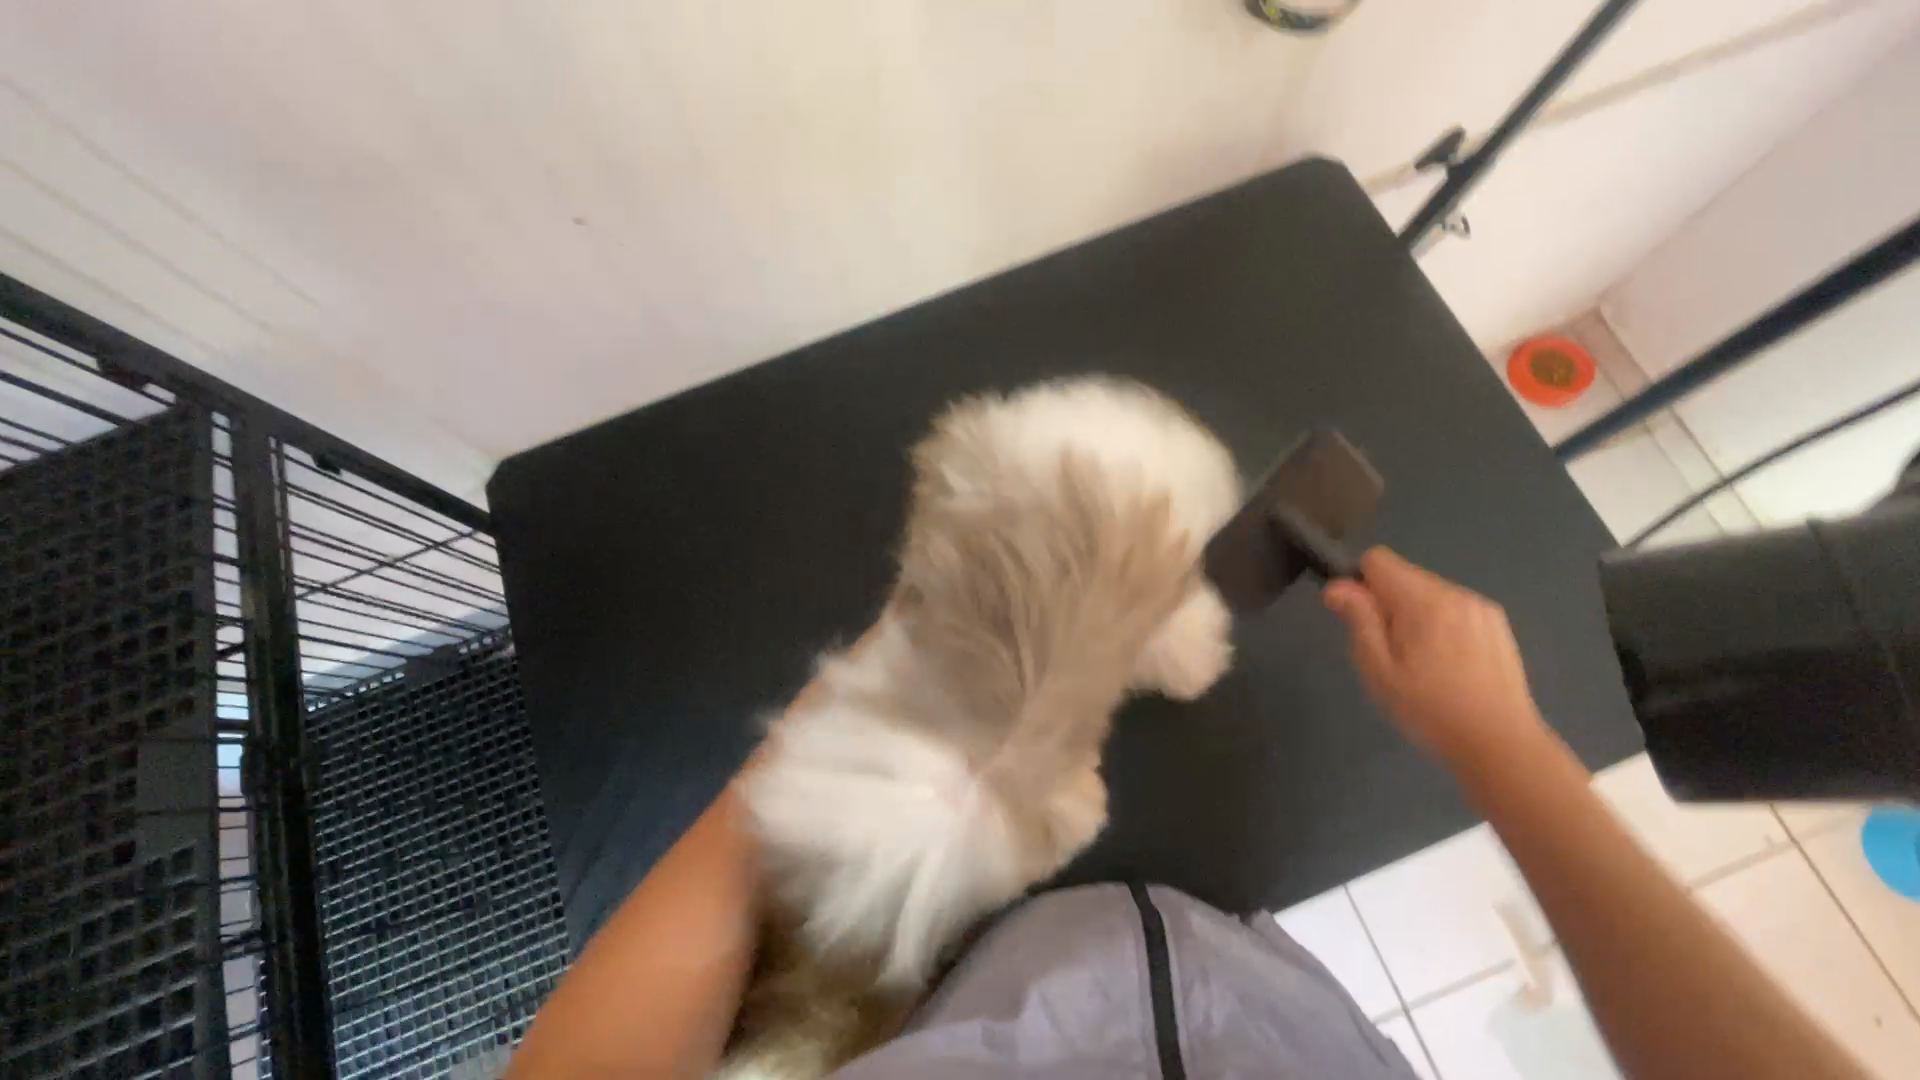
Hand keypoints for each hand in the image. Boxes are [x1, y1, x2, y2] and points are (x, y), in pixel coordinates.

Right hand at [1323, 548, 1546, 765]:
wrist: (1501, 744)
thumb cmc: (1429, 710)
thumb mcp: (1378, 669)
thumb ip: (1359, 620)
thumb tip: (1337, 586)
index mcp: (1424, 601)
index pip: (1377, 560)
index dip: (1359, 584)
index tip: (1360, 621)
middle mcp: (1456, 593)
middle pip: (1404, 576)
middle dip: (1387, 604)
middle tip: (1389, 652)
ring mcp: (1481, 608)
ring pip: (1428, 593)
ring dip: (1413, 616)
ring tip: (1419, 663)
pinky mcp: (1497, 625)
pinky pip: (1453, 609)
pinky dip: (1439, 625)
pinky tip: (1446, 665)